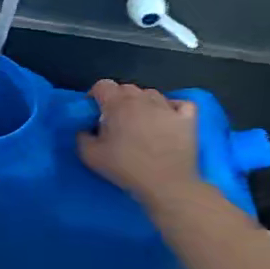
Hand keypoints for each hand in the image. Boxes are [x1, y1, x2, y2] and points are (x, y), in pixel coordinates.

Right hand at [75, 79, 200, 200]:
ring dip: (142, 103)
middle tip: (114, 120)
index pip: (102, 85)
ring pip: (151, 94)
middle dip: (117, 99)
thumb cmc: (125, 167)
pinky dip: (172, 107)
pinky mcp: (188, 118)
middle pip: (126, 88)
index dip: (94, 96)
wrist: (165, 183)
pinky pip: (180, 103)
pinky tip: (167, 118)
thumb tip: (85, 129)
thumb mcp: (90, 155)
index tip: (93, 112)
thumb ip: (81, 137)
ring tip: (140, 121)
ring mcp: (168, 107)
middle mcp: (143, 99)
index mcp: (117, 104)